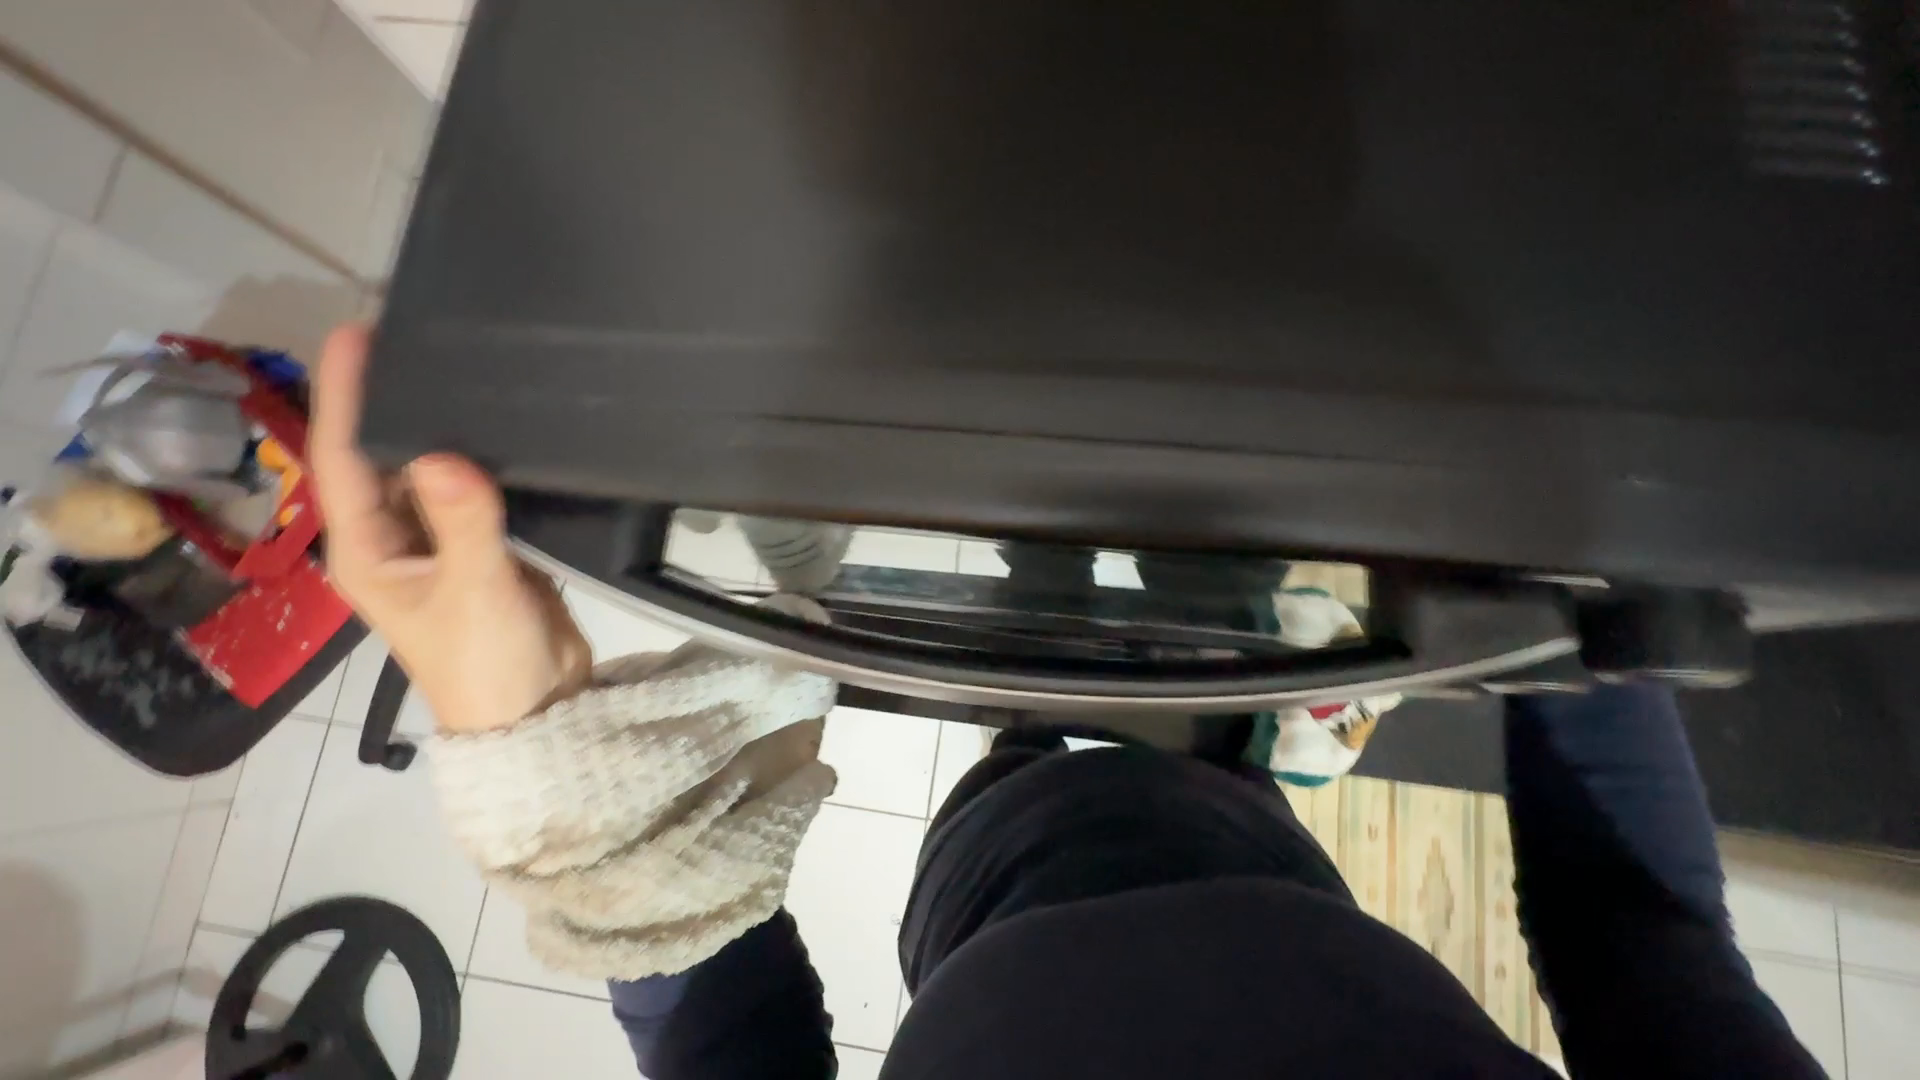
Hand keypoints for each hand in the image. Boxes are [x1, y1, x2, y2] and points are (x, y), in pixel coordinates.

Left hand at [308, 324, 591, 732]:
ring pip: (436, 472)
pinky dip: (490, 460)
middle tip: (420, 336)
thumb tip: (447, 454)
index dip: (346, 395)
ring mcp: (443, 543)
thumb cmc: (485, 660)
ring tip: (467, 369)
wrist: (538, 707)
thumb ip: (463, 525)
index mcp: (369, 548)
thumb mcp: (473, 592)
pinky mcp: (488, 548)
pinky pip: (479, 493)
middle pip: (387, 456)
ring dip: (447, 427)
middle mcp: (397, 538)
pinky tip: (509, 427)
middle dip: (395, 400)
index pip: (344, 458)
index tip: (356, 334)